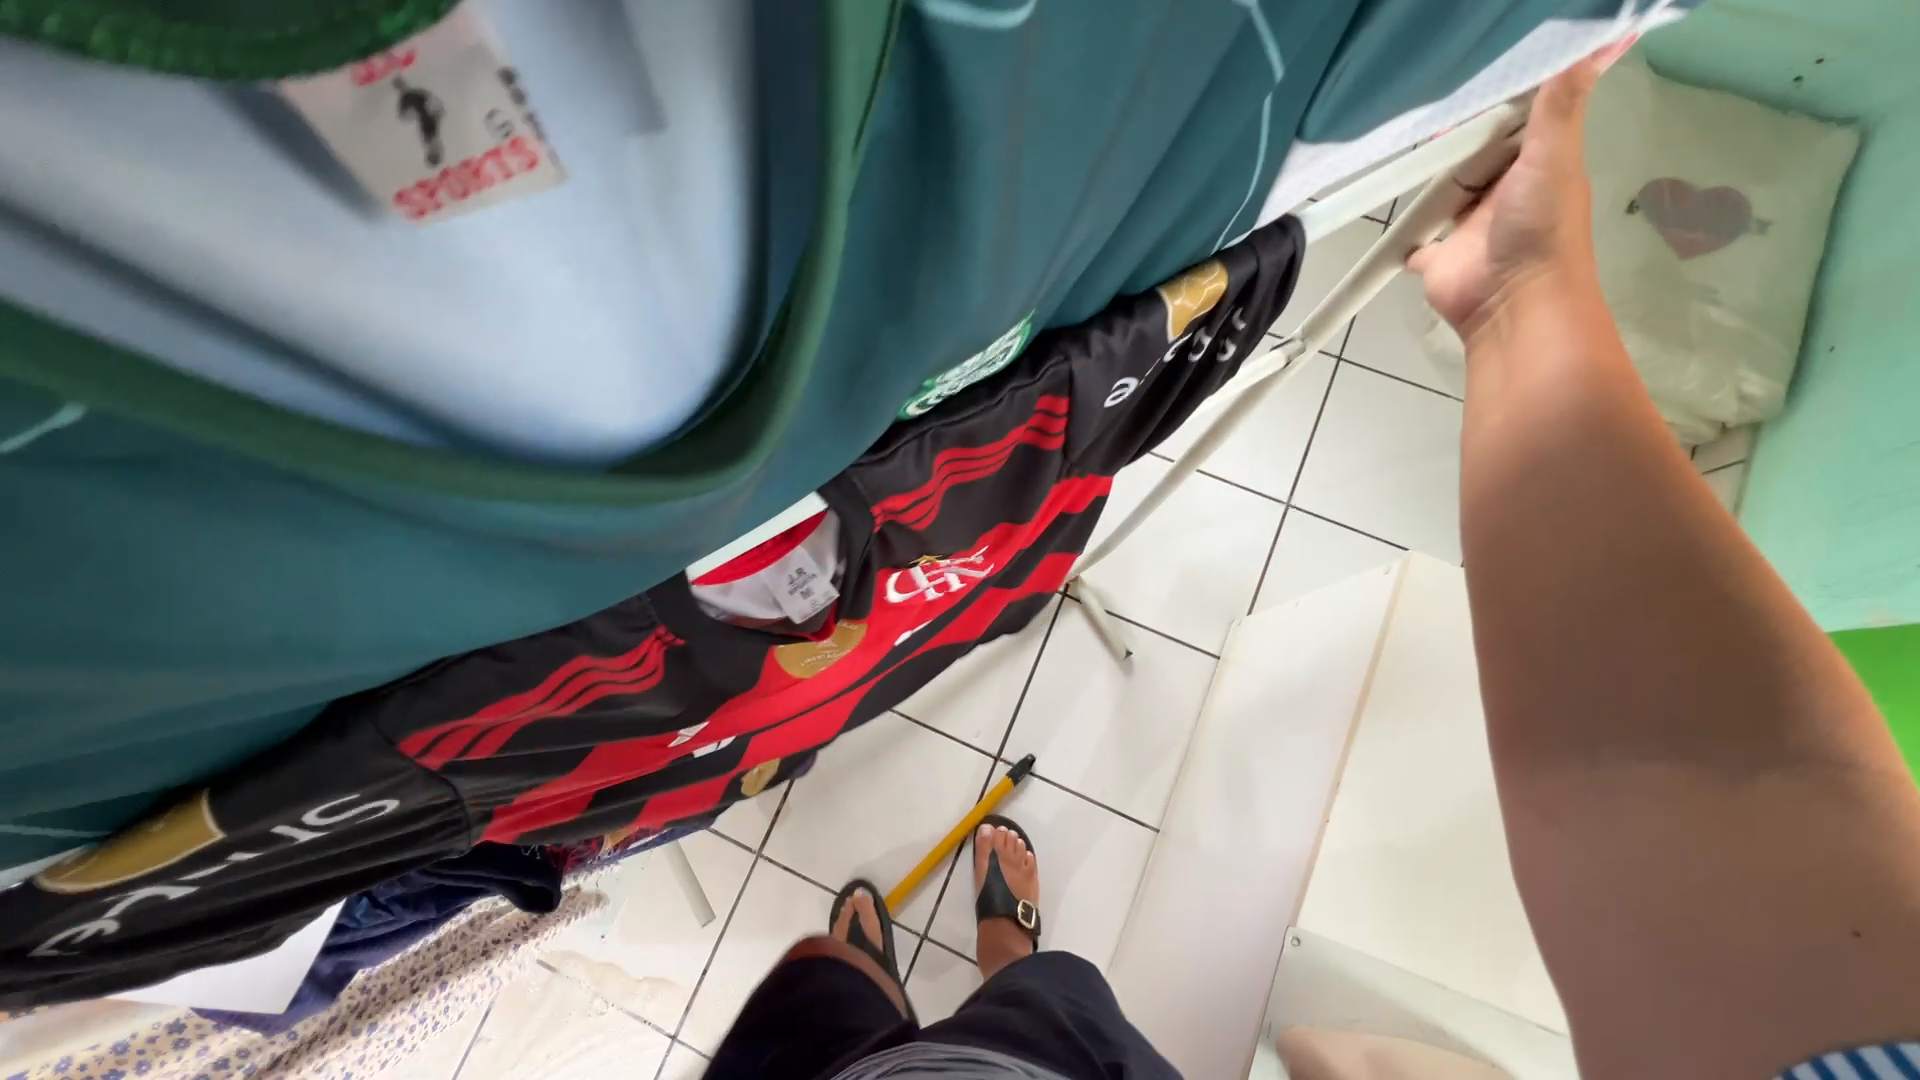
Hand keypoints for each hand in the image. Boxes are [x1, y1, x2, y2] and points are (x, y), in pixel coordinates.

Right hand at [1407, 53, 1609, 345]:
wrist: (1512, 302)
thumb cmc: (1540, 228)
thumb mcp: (1554, 156)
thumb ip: (1561, 104)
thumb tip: (1606, 39)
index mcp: (1536, 167)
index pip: (1515, 125)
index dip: (1495, 106)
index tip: (1471, 87)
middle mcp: (1504, 195)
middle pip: (1475, 158)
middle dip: (1455, 143)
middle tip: (1429, 121)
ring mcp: (1469, 229)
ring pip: (1447, 197)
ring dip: (1431, 183)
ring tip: (1408, 157)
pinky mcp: (1439, 259)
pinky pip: (1420, 244)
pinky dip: (1410, 239)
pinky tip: (1401, 226)